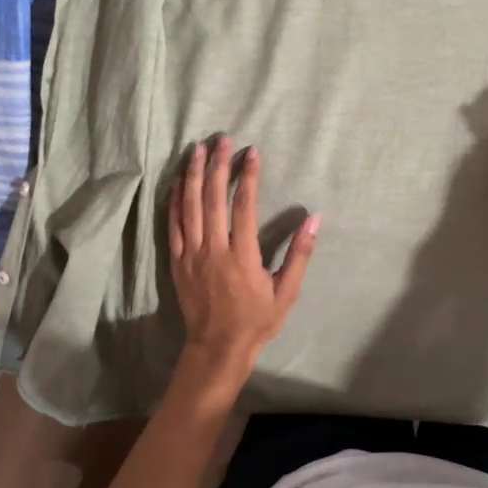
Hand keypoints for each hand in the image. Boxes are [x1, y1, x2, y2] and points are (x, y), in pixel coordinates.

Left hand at [168, 136, 320, 381]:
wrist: (218, 347)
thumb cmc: (257, 321)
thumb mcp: (287, 292)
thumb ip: (300, 254)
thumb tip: (315, 219)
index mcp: (242, 255)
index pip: (243, 205)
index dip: (248, 176)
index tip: (251, 153)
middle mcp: (213, 249)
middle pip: (213, 197)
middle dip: (218, 165)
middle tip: (222, 139)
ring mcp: (191, 254)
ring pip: (189, 206)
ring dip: (193, 174)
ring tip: (197, 149)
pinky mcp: (177, 262)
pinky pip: (173, 225)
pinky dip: (175, 200)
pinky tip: (179, 181)